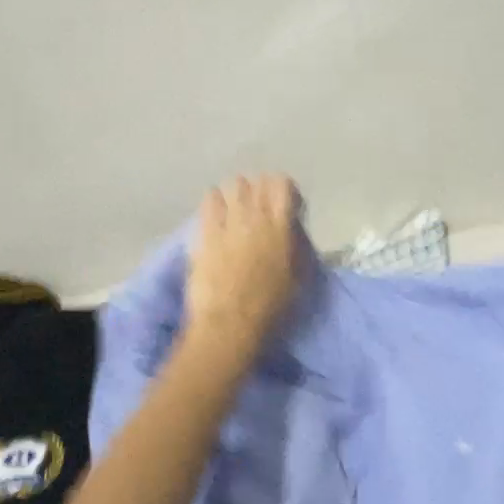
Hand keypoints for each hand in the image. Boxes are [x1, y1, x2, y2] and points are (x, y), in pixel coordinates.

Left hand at [184, 175, 300, 351]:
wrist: (229, 322)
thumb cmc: (269, 307)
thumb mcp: (297, 278)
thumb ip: (297, 248)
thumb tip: (294, 234)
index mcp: (281, 227)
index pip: (283, 184)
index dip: (284, 190)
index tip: (284, 205)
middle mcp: (255, 216)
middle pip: (257, 181)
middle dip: (260, 190)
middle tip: (260, 208)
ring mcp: (228, 221)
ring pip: (233, 184)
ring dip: (237, 194)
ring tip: (236, 210)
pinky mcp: (205, 230)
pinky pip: (209, 200)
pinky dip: (215, 202)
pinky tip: (216, 217)